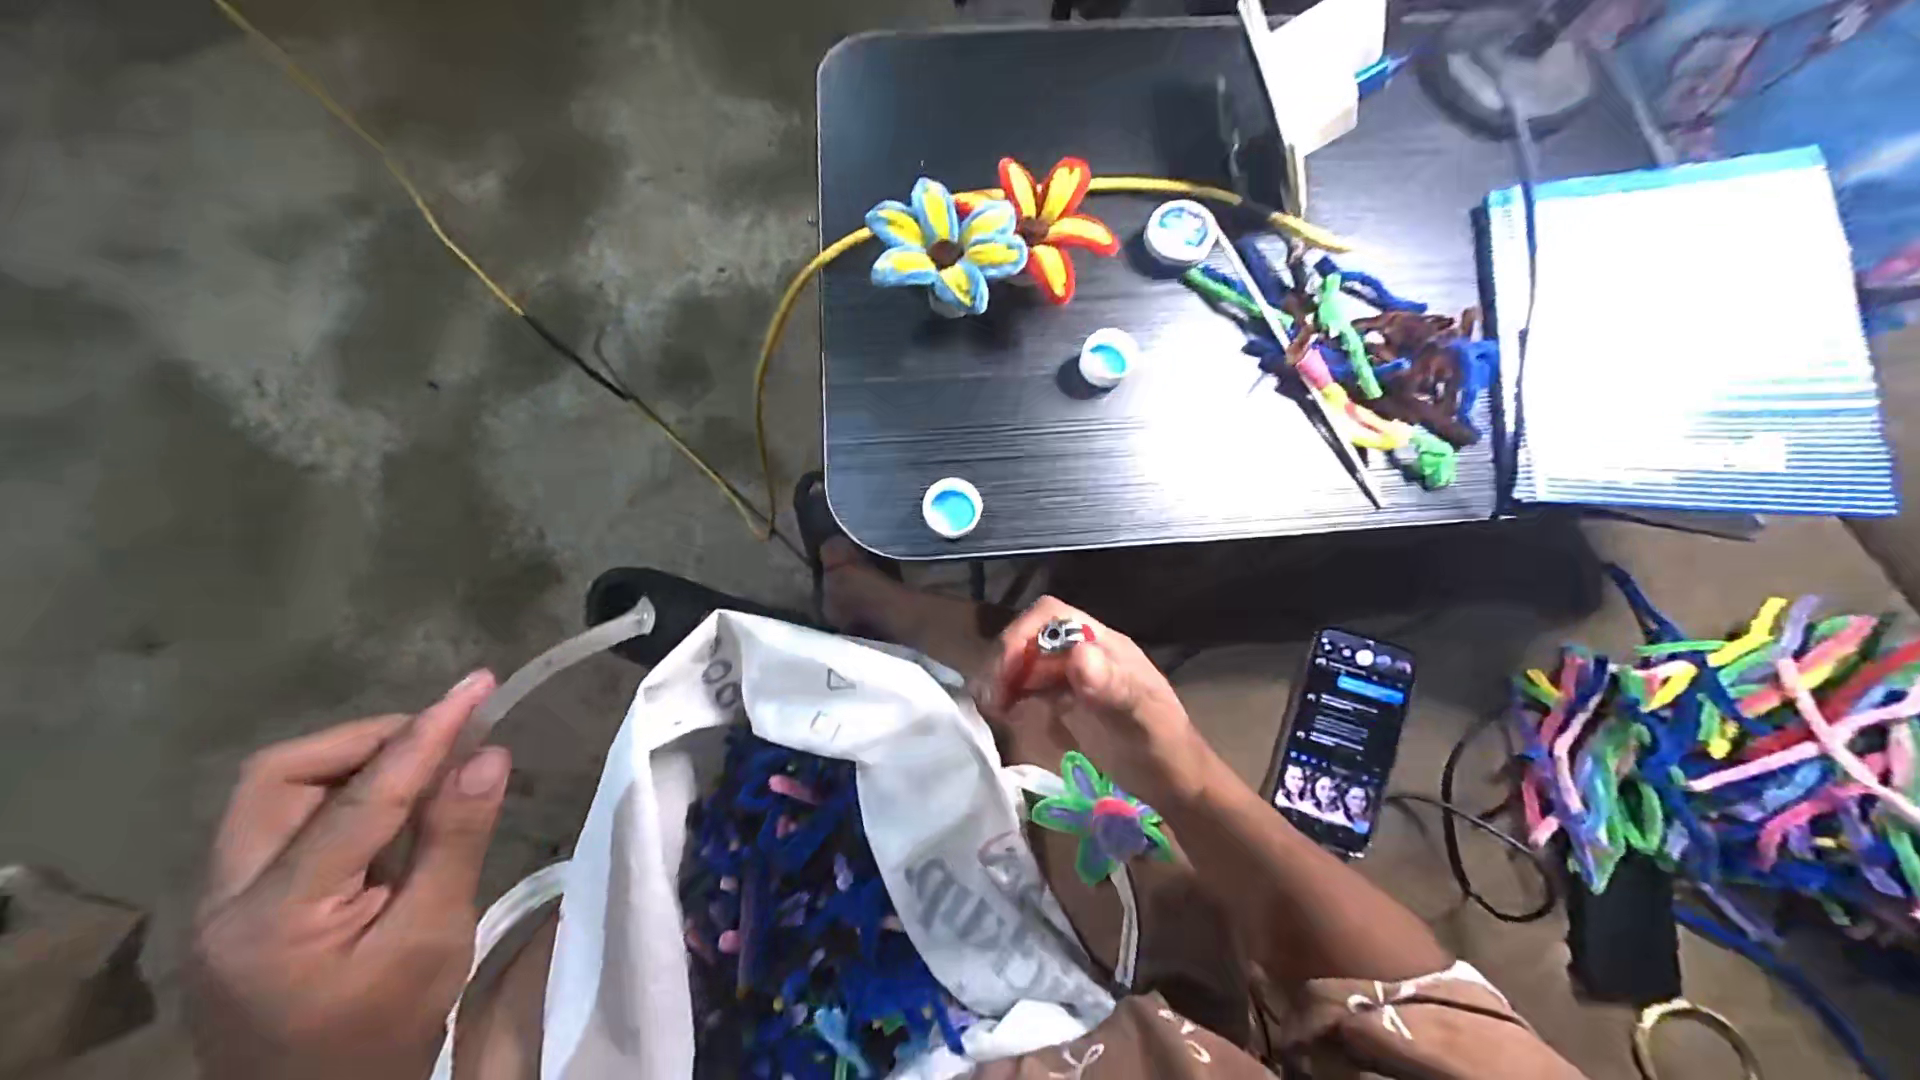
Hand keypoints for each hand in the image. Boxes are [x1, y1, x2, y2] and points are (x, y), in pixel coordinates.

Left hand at [187, 671, 510, 1079]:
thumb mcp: (435, 935)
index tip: (478, 686)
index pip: (359, 799)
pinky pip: (290, 818)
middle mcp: (224, 897)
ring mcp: (222, 899)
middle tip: (444, 738)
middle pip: (280, 778)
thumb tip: (490, 755)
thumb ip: (456, 839)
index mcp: (273, 918)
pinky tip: (401, 806)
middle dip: (369, 742)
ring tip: (431, 767)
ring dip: (358, 763)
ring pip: (277, 792)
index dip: (426, 736)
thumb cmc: (386, 1027)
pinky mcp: (241, 900)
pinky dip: (351, 793)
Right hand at [975, 597, 1215, 806]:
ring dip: (1004, 678)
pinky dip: (1013, 696)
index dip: (1022, 636)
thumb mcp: (1143, 719)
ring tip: (993, 708)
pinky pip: (1031, 686)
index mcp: (1104, 645)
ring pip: (1026, 661)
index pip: (1051, 617)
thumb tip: (1078, 655)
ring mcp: (1075, 677)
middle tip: (991, 699)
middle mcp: (1085, 653)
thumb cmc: (1165, 750)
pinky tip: (1007, 714)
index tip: (1006, 673)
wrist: (1179, 786)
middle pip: (1031, 637)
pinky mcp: (1068, 701)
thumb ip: (1114, 687)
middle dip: (1005, 661)